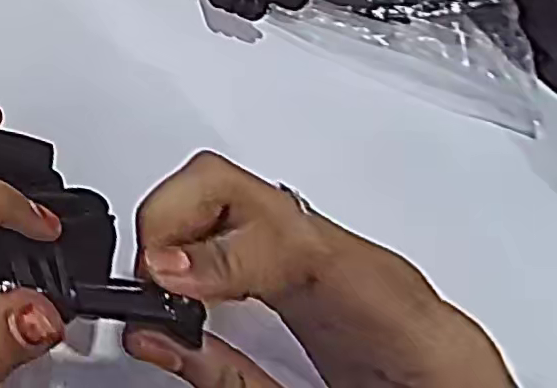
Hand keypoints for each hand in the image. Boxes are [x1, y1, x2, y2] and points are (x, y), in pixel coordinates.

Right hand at [123, 152, 513, 387]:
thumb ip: (237, 379)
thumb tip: (150, 334)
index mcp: (409, 322)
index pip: (287, 234)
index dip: (209, 248)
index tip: (159, 276)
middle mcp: (381, 278)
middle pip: (240, 187)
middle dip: (172, 217)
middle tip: (147, 274)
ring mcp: (351, 268)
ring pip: (232, 193)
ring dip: (176, 225)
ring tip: (157, 280)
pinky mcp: (324, 275)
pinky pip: (243, 225)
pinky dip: (197, 241)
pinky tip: (188, 280)